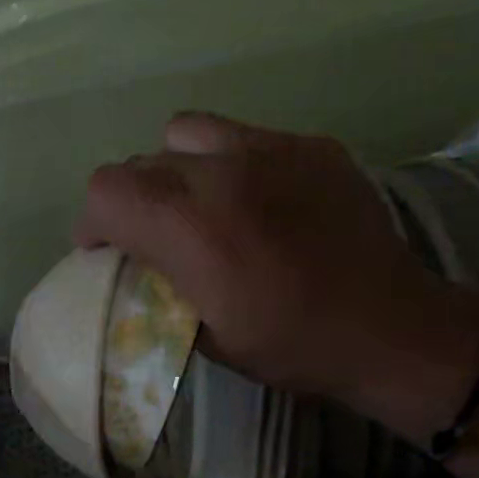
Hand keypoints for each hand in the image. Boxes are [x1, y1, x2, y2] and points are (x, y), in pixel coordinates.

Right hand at [74, 113, 478, 411]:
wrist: (387, 327)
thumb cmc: (289, 345)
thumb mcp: (205, 337)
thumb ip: (159, 286)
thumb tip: (137, 262)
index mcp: (193, 229)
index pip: (107, 191)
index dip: (91, 222)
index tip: (101, 251)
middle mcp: (225, 173)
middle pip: (140, 161)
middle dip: (129, 200)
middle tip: (147, 237)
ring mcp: (272, 149)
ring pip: (185, 132)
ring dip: (173, 168)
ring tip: (193, 205)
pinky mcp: (310, 144)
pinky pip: (242, 135)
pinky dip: (226, 163)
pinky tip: (251, 201)